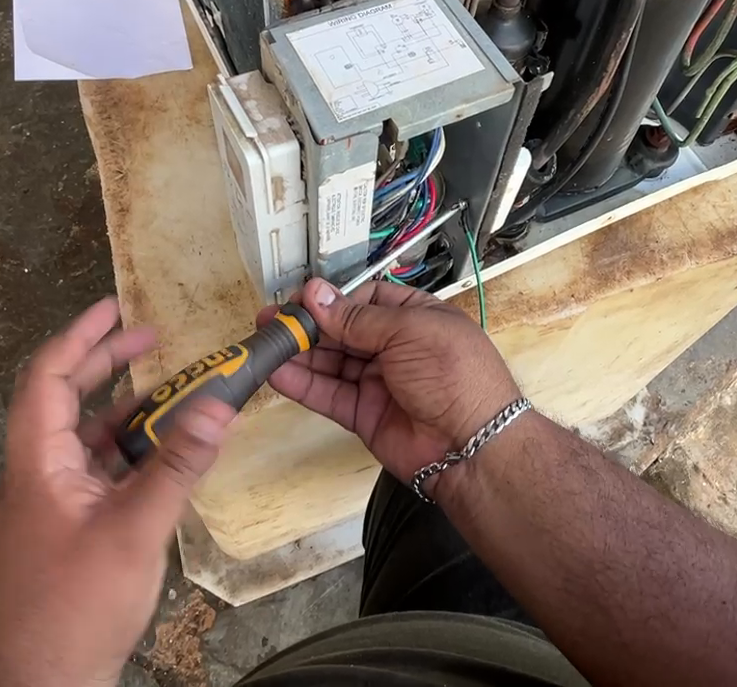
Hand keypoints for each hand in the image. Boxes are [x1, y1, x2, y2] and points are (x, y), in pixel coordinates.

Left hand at [0, 298, 234, 686]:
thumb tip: (221, 403)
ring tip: (172, 395)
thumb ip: (179, 464)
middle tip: (152, 337)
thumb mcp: (136, 531)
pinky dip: (125, 453)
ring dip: (123, 413)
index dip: (79, 337)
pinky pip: (92, 474)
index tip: (114, 306)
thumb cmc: (77, 608)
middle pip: (62, 402)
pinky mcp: (58, 532)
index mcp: (36, 466)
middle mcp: (33, 477)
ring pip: (81, 441)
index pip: (45, 380)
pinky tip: (159, 456)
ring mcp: (44, 507)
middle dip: (105, 364)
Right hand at [267, 278, 519, 485]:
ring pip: (332, 362)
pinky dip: (303, 384)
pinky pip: (329, 394)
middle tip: (270, 320)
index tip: (300, 298)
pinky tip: (277, 373)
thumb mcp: (407, 332)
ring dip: (299, 353)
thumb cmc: (451, 373)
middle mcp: (396, 347)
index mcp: (415, 317)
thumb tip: (316, 292)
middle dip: (309, 326)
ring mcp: (379, 381)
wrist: (471, 445)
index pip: (366, 301)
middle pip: (343, 331)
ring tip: (265, 343)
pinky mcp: (364, 414)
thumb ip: (356, 318)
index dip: (334, 299)